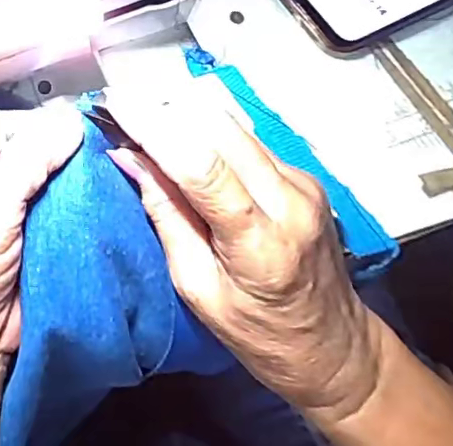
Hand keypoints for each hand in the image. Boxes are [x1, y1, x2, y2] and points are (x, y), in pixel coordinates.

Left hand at [0, 105, 84, 372]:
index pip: (3, 126)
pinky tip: (94, 192)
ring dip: (68, 173)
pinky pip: (49, 200)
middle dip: (58, 148)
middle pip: (24, 146)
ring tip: (102, 168)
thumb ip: (29, 161)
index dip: (43, 125)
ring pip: (40, 173)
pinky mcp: (19, 230)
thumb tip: (71, 121)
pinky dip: (71, 197)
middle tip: (99, 148)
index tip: (84, 128)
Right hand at [104, 82, 382, 422]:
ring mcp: (301, 181)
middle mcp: (289, 200)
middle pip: (216, 125)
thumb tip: (128, 156)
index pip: (201, 166)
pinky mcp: (302, 172)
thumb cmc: (261, 334)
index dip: (154, 128)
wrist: (338, 350)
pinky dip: (203, 125)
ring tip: (144, 112)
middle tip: (122, 103)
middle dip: (162, 107)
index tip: (114, 103)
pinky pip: (242, 132)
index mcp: (260, 243)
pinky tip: (181, 133)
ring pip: (229, 119)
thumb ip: (165, 215)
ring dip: (181, 110)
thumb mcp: (197, 287)